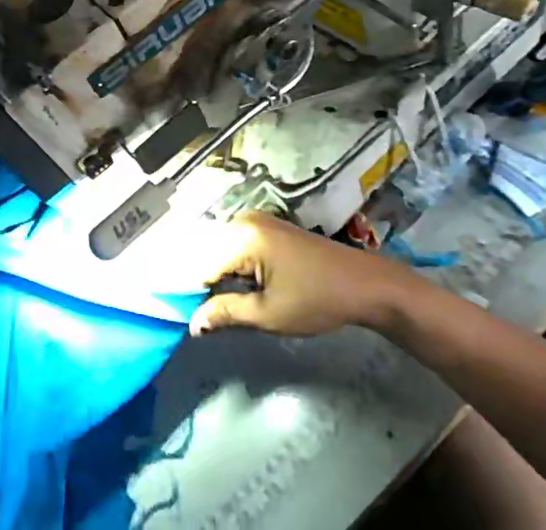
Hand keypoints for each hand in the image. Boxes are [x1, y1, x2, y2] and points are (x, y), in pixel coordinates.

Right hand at [189, 212, 418, 336]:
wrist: (366, 285)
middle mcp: (245, 221)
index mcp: (242, 236)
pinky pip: (237, 248)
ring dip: (217, 278)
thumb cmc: (318, 299)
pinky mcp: (269, 229)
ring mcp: (257, 222)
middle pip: (208, 254)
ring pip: (222, 252)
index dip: (188, 293)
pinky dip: (232, 269)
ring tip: (214, 306)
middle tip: (199, 316)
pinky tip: (235, 291)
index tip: (179, 316)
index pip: (200, 265)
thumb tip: (193, 324)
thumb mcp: (268, 314)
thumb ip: (226, 313)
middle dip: (201, 284)